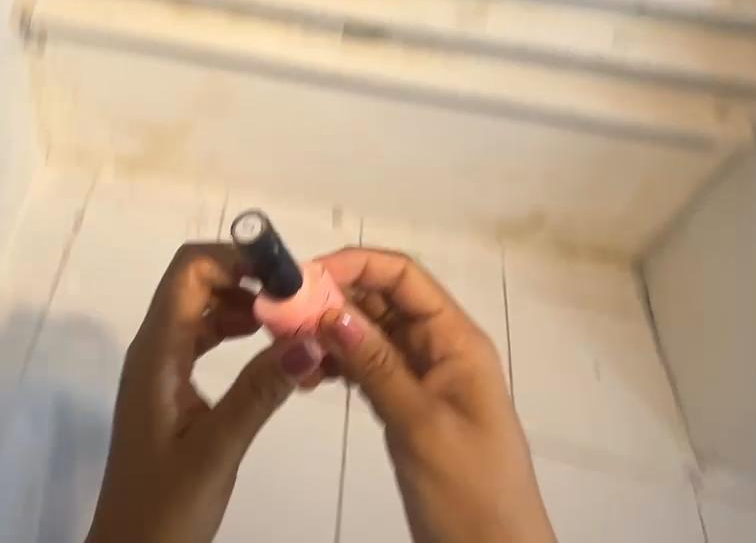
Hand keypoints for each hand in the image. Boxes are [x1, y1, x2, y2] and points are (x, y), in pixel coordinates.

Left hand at [86, 243, 321, 542]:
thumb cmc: (165, 507)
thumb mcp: (217, 448)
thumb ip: (261, 389)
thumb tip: (310, 337)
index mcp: (156, 349)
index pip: (189, 271)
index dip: (234, 258)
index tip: (283, 272)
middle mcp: (154, 345)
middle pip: (195, 282)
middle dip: (245, 277)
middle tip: (297, 296)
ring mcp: (160, 365)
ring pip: (201, 308)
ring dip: (243, 304)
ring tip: (291, 320)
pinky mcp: (170, 385)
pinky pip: (202, 337)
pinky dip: (234, 331)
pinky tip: (267, 346)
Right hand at [316, 248, 557, 542]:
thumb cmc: (471, 490)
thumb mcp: (422, 424)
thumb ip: (376, 364)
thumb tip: (330, 310)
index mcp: (455, 339)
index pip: (403, 276)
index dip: (356, 264)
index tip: (306, 276)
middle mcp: (437, 346)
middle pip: (381, 299)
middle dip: (333, 297)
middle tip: (283, 311)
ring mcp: (419, 375)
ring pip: (368, 330)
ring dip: (329, 330)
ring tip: (289, 344)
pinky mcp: (403, 402)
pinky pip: (364, 364)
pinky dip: (335, 363)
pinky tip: (307, 374)